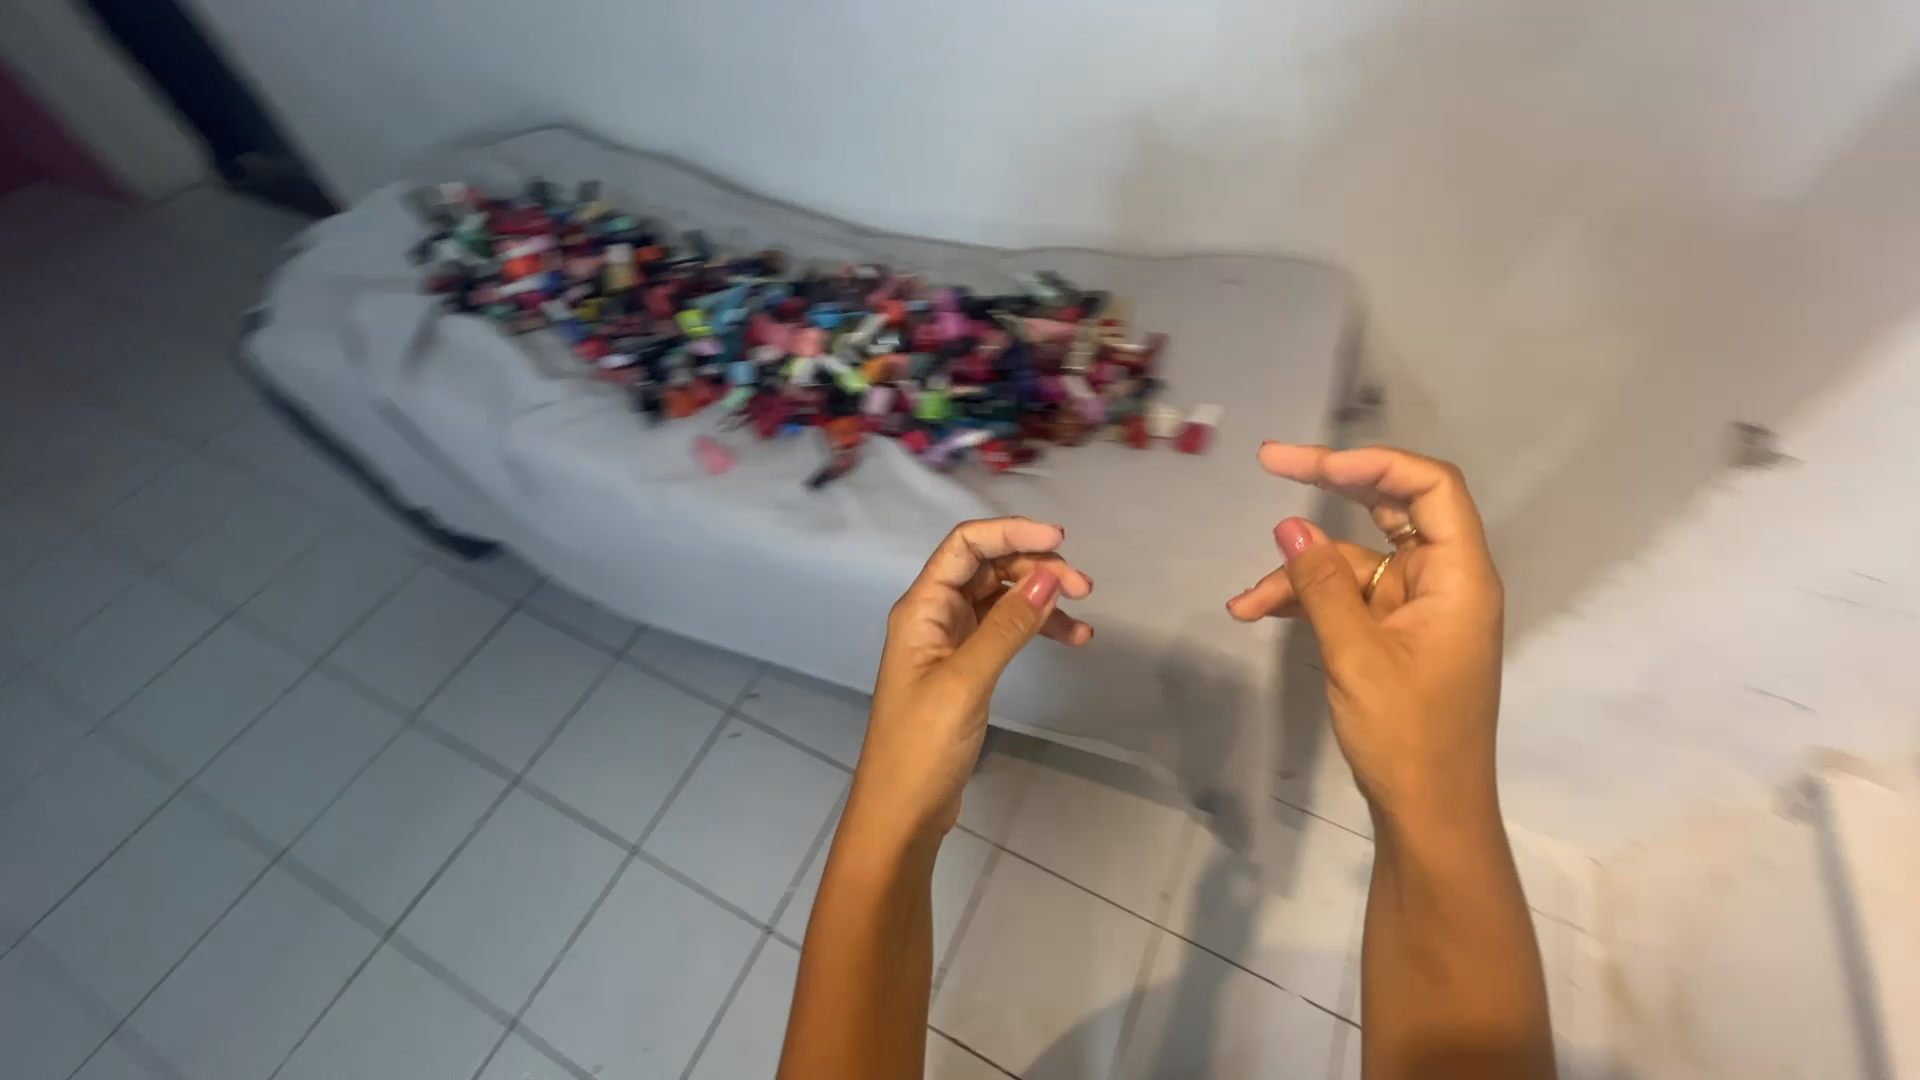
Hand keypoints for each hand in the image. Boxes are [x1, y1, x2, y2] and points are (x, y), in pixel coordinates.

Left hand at [854, 519, 1093, 842]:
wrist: (903, 811)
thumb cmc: (923, 745)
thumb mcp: (966, 681)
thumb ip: (1007, 627)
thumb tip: (1049, 577)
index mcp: (922, 607)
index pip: (965, 545)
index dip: (1010, 532)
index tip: (1059, 539)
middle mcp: (934, 615)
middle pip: (987, 567)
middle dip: (1034, 566)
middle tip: (1084, 587)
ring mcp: (951, 641)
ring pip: (1001, 598)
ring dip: (1041, 598)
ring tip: (1083, 612)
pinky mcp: (967, 666)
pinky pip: (1005, 631)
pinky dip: (1036, 629)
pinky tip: (1072, 638)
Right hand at [1227, 443, 1504, 816]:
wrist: (1428, 810)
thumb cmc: (1407, 735)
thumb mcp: (1355, 656)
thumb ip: (1322, 586)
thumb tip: (1287, 526)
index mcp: (1458, 577)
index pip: (1429, 488)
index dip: (1371, 463)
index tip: (1305, 465)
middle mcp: (1440, 579)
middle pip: (1390, 506)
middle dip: (1329, 486)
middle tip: (1270, 463)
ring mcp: (1412, 604)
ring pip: (1350, 559)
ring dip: (1296, 573)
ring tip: (1245, 603)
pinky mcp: (1387, 629)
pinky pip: (1341, 594)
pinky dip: (1301, 600)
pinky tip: (1257, 613)